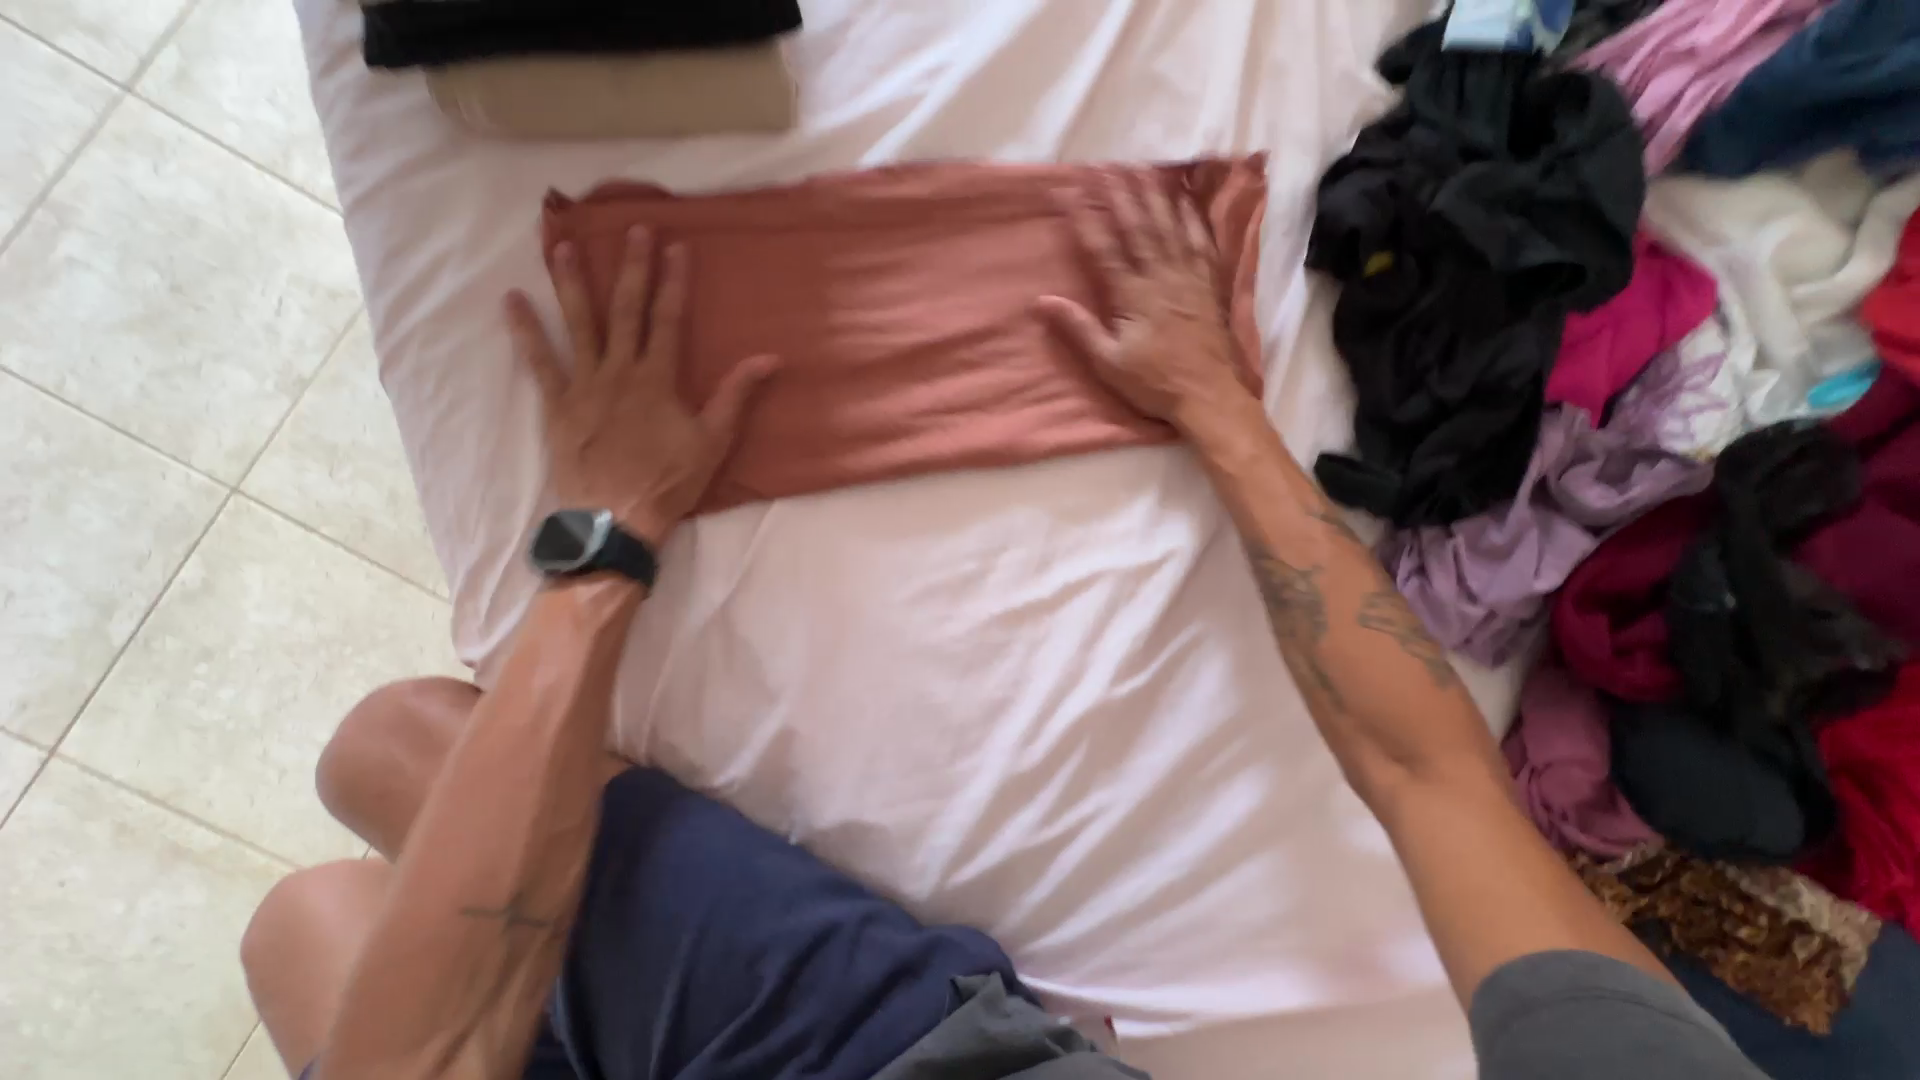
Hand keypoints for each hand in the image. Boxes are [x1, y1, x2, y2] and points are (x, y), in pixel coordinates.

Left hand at [506, 227, 778, 547]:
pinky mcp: (556, 405)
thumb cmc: (669, 482)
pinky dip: (525, 331)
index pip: (668, 320)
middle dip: (631, 267)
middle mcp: (619, 371)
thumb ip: (736, 396)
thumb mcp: (713, 442)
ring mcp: (583, 385)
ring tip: (563, 245)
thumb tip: (769, 359)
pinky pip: (537, 362)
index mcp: (658, 379)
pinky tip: (511, 301)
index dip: (673, 282)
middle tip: (633, 228)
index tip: (676, 246)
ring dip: (572, 283)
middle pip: (625, 310)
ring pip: (578, 324)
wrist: (615, 519)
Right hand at [1036, 174, 1255, 436]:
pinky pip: (1200, 241)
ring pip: (1170, 226)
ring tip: (1140, 169)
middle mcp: (1161, 276)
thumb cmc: (1154, 382)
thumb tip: (1042, 301)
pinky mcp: (1209, 284)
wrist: (1209, 395)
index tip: (1068, 191)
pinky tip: (1183, 201)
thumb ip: (1078, 329)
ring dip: (1153, 195)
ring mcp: (1189, 277)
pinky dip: (1191, 218)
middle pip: (1138, 226)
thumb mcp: (1108, 363)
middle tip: (1104, 165)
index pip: (1103, 247)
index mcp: (1133, 295)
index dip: (1084, 217)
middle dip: (1119, 193)